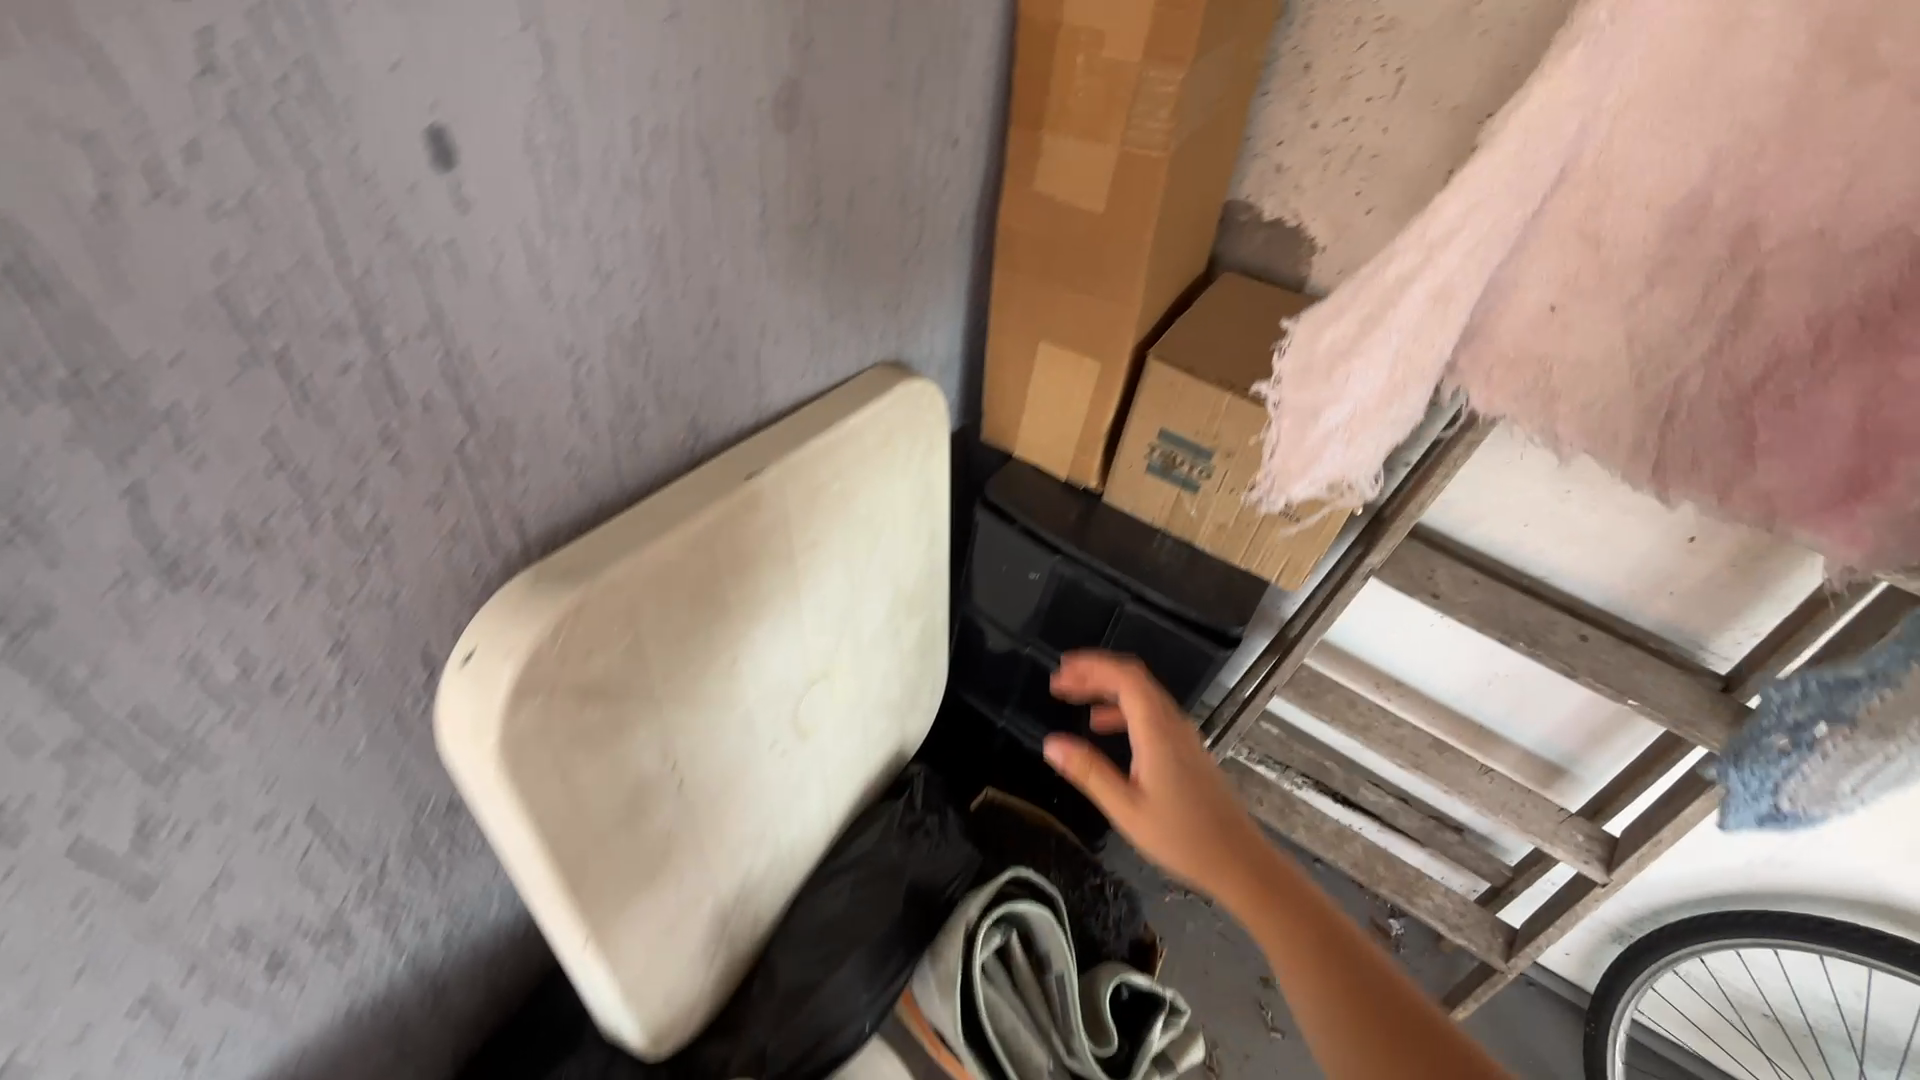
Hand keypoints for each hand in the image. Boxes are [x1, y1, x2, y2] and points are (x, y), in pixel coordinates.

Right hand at [1043, 651, 1276, 902]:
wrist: (1239, 862)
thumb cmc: (1182, 838)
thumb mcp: (1126, 809)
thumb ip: (1089, 772)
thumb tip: (1052, 743)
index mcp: (1157, 731)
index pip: (1125, 678)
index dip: (1092, 666)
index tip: (1061, 671)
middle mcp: (1173, 724)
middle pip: (1133, 679)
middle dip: (1094, 673)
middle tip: (1059, 681)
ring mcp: (1184, 736)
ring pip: (1143, 695)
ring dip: (1106, 690)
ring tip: (1073, 699)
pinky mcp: (1188, 750)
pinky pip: (1151, 713)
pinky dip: (1122, 709)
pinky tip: (1102, 727)